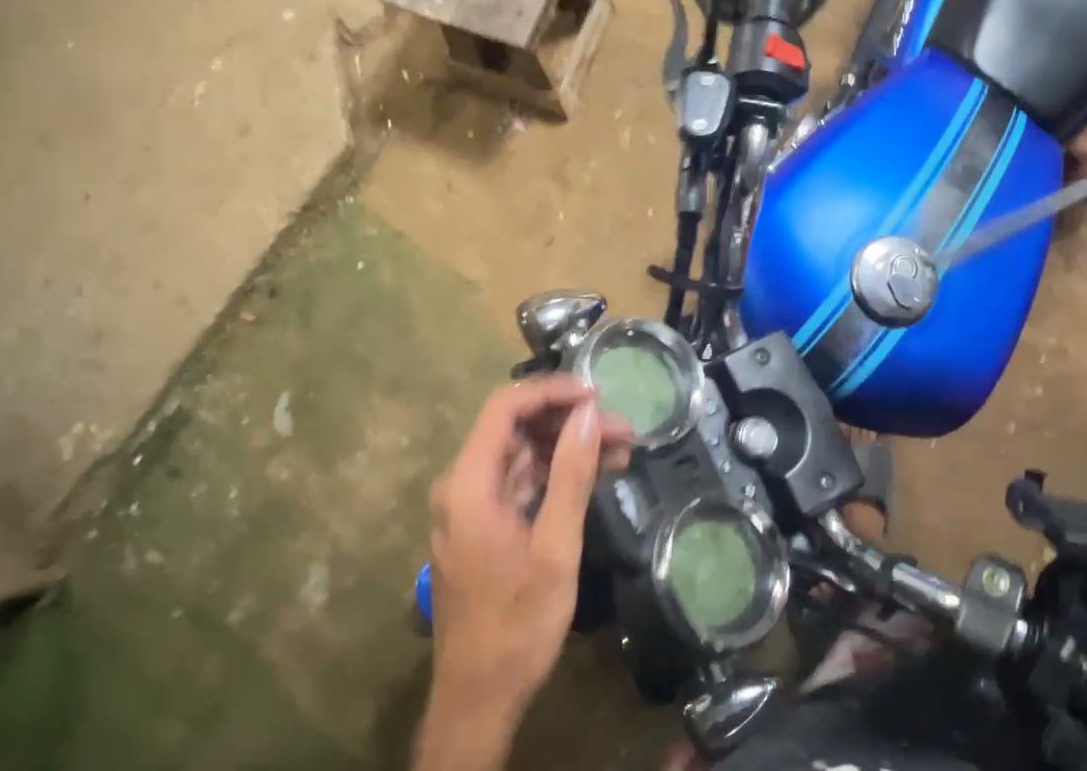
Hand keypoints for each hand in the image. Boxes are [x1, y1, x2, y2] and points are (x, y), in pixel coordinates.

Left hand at [425, 376, 632, 723]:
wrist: (480, 695)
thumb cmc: (518, 622)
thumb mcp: (555, 547)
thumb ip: (571, 475)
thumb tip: (590, 413)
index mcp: (468, 483)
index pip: (505, 408)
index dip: (551, 391)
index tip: (598, 392)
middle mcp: (462, 485)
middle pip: (514, 429)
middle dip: (569, 420)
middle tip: (624, 427)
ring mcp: (471, 507)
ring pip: (521, 456)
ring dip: (568, 448)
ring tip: (622, 448)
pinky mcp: (484, 526)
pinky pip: (520, 484)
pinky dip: (556, 476)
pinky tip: (597, 473)